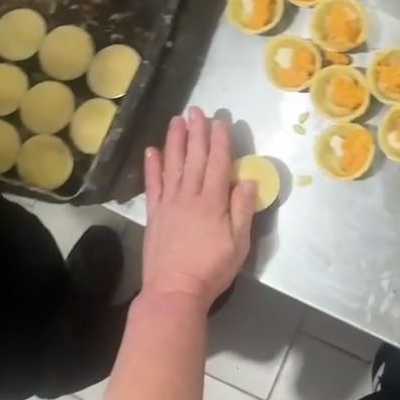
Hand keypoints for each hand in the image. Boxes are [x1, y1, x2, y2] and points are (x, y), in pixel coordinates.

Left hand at [140, 107, 256, 311]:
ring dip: (175, 141)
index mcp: (213, 202)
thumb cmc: (212, 269)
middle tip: (196, 110)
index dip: (220, 141)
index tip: (220, 121)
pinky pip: (153, 185)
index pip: (218, 164)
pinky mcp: (154, 215)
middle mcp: (189, 196)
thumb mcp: (238, 243)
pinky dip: (152, 167)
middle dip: (196, 132)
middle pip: (194, 158)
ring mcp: (169, 204)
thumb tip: (247, 180)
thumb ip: (242, 210)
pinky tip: (152, 151)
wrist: (175, 289)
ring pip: (173, 165)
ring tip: (176, 120)